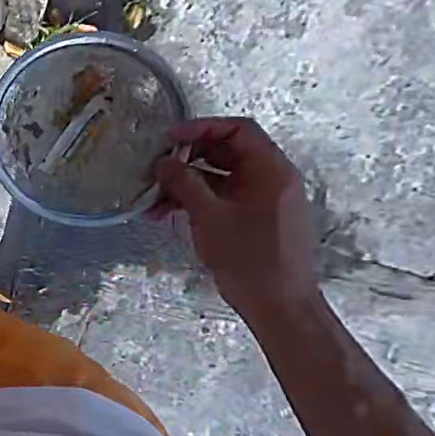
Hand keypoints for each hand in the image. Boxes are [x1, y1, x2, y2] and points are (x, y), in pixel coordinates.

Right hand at [152, 117, 319, 314]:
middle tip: (157, 170)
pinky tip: (168, 215)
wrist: (281, 307)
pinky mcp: (256, 218)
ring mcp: (264, 199)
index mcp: (271, 170)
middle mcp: (271, 178)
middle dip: (187, 159)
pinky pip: (223, 198)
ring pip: (220, 178)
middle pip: (226, 152)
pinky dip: (197, 202)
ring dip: (186, 185)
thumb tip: (163, 162)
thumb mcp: (210, 216)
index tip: (169, 139)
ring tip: (154, 202)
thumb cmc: (250, 259)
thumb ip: (184, 183)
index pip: (237, 129)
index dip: (201, 128)